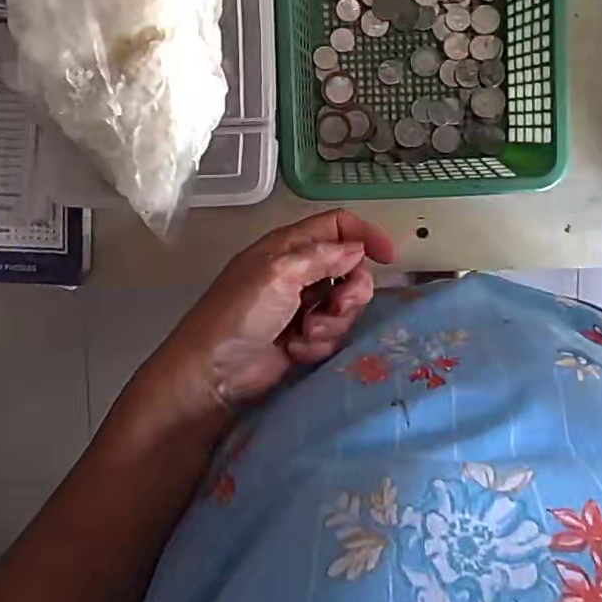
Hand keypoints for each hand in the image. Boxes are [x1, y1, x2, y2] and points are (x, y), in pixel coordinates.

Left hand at [122, 210, 396, 440]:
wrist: (213, 375)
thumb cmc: (239, 315)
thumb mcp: (279, 274)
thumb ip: (323, 257)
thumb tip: (357, 249)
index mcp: (289, 246)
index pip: (337, 226)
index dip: (365, 235)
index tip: (388, 257)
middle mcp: (299, 271)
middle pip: (350, 269)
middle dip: (350, 292)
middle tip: (335, 309)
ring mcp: (302, 306)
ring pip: (346, 305)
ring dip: (332, 322)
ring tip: (306, 335)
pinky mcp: (304, 337)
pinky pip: (333, 333)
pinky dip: (319, 343)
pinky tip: (297, 351)